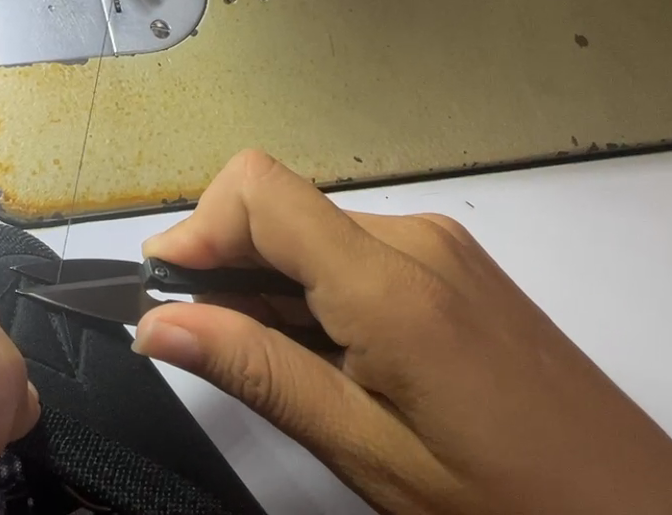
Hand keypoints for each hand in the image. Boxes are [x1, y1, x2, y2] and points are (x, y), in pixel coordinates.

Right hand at [133, 150, 671, 514]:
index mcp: (391, 283)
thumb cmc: (514, 510)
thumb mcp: (369, 454)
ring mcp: (441, 247)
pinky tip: (329, 352)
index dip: (197, 225)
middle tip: (209, 340)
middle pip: (278, 206)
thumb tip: (157, 324)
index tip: (168, 290)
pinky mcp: (454, 264)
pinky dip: (312, 285)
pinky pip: (351, 248)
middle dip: (225, 262)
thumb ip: (257, 371)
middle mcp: (415, 238)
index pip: (259, 189)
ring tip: (277, 361)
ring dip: (268, 280)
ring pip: (310, 228)